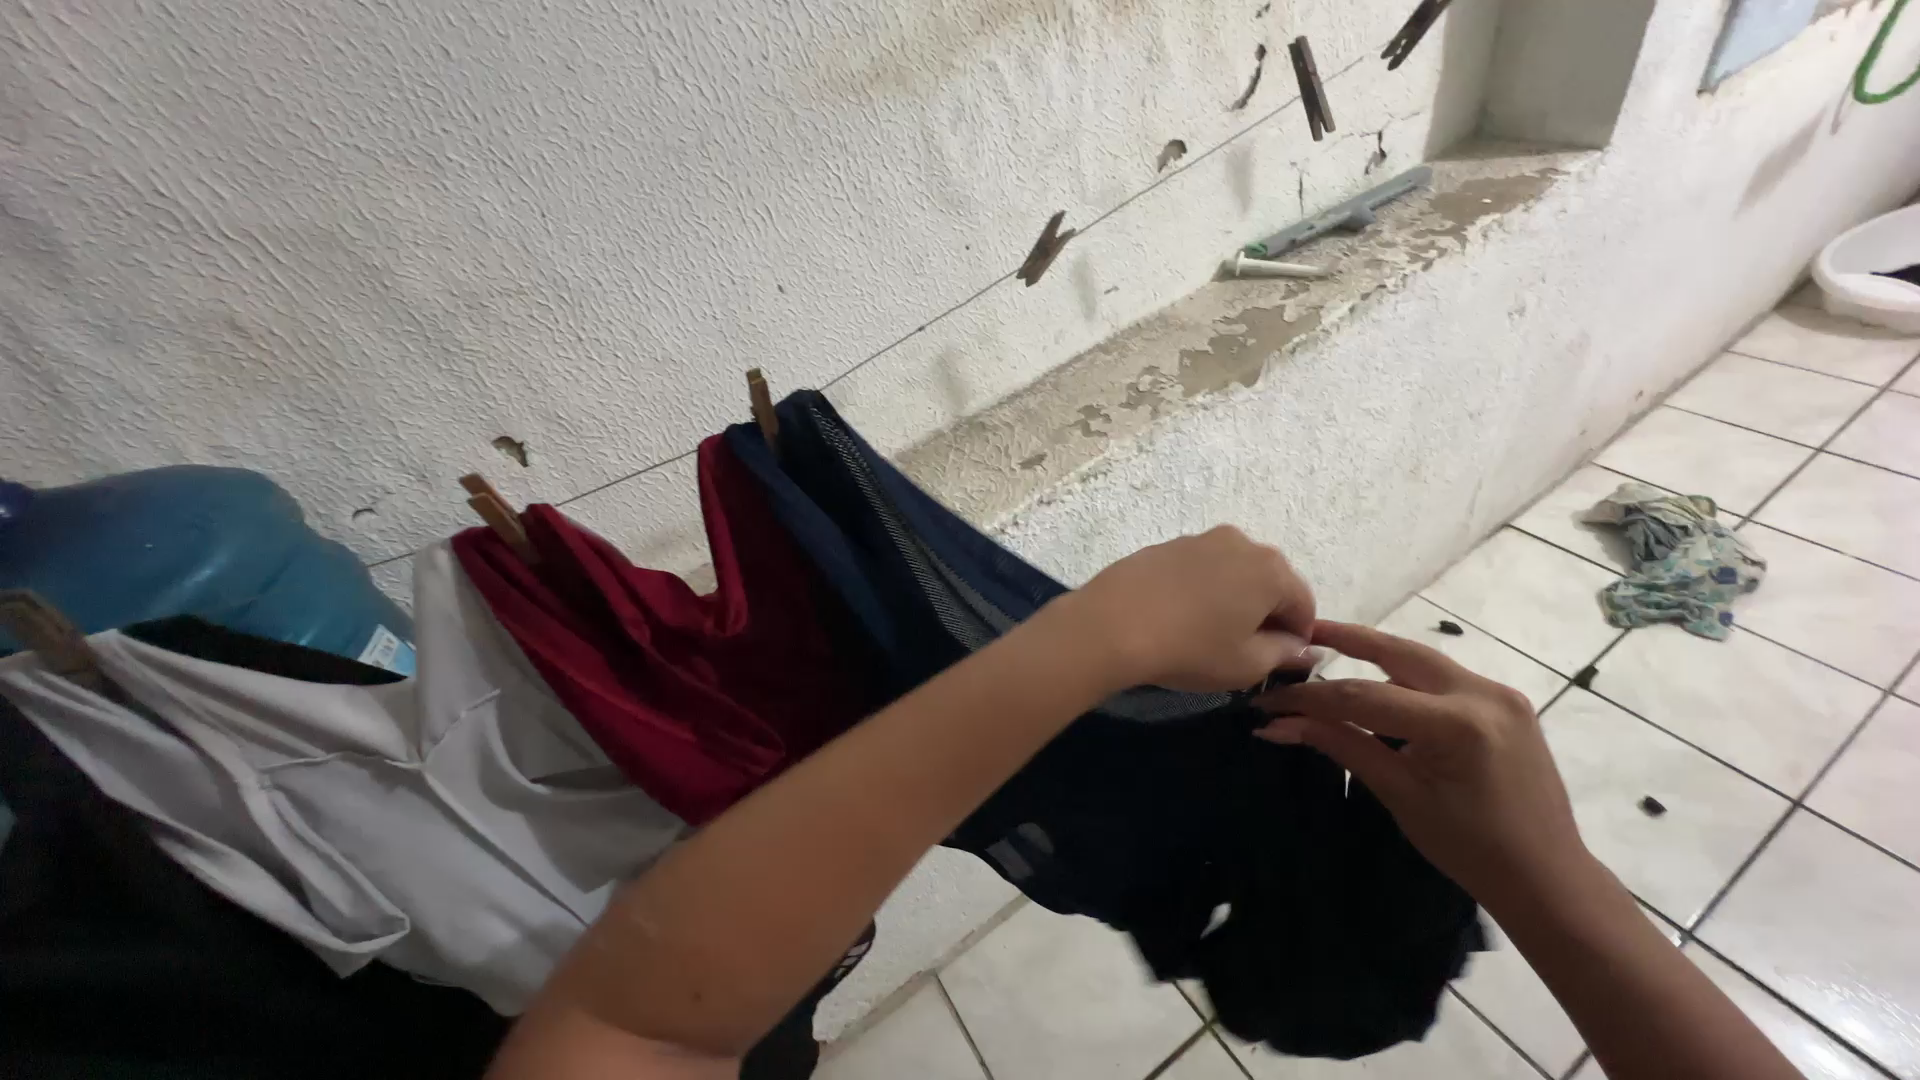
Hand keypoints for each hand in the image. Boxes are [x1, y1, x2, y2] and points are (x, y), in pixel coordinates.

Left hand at [1062, 525, 1314, 692]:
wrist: (1112, 624)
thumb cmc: (1190, 649)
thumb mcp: (1247, 665)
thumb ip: (1284, 653)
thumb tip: (1301, 646)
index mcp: (1271, 570)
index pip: (1303, 604)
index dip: (1297, 636)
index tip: (1281, 660)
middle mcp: (1240, 543)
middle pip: (1268, 581)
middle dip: (1265, 612)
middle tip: (1245, 648)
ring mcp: (1198, 540)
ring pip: (1230, 571)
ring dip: (1230, 598)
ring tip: (1208, 632)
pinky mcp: (1163, 546)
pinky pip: (1196, 569)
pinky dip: (1198, 589)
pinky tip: (1178, 616)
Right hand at [1253, 621, 1596, 911]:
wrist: (1548, 879)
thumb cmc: (1469, 848)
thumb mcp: (1398, 793)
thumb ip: (1339, 744)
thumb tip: (1276, 724)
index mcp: (1458, 724)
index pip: (1363, 696)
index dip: (1308, 698)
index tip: (1267, 701)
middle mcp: (1483, 694)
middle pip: (1397, 652)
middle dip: (1346, 638)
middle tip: (1301, 630)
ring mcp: (1500, 694)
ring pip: (1420, 661)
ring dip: (1375, 657)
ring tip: (1328, 650)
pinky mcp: (1505, 703)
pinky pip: (1441, 679)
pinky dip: (1404, 678)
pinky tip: (1377, 685)